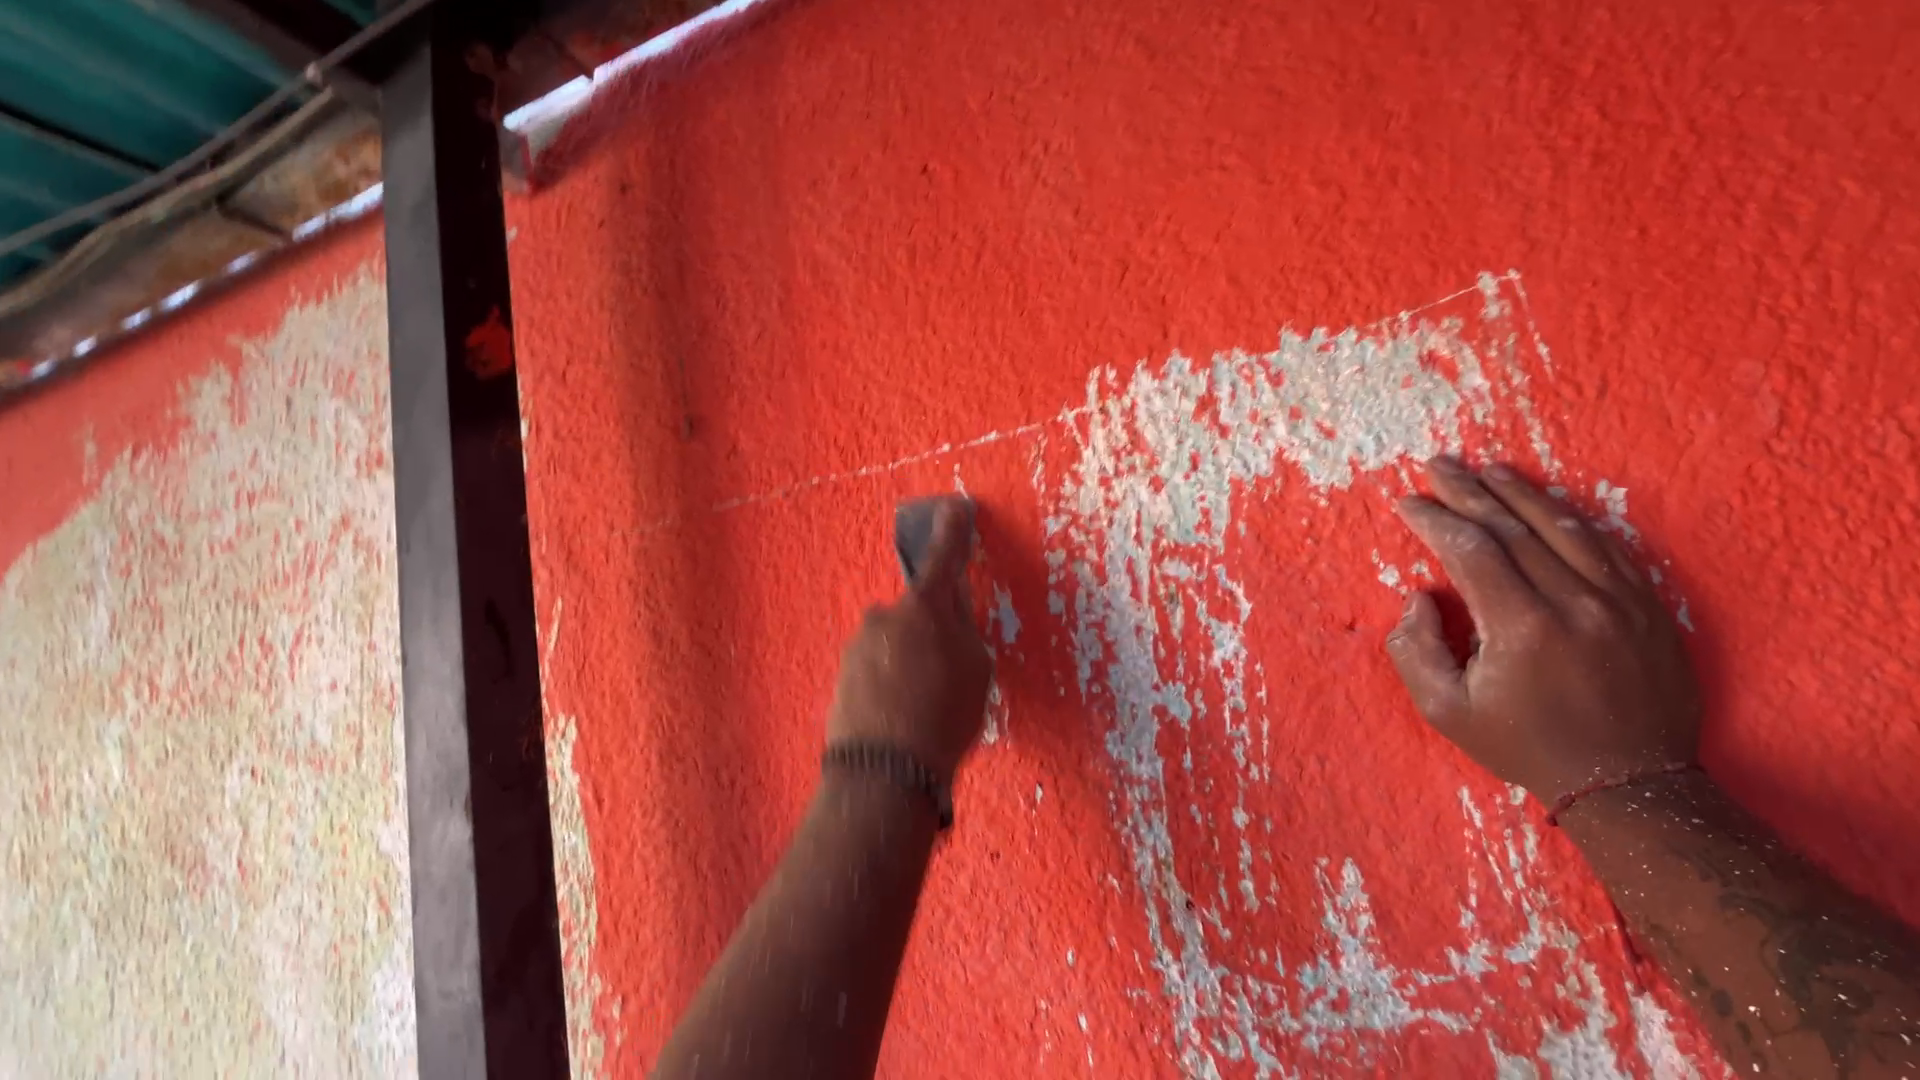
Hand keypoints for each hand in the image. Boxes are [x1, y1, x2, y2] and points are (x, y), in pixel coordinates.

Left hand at [827, 497, 993, 782]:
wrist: (884, 772)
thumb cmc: (944, 716)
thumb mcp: (976, 670)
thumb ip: (963, 629)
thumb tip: (951, 607)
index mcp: (923, 608)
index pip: (945, 558)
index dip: (953, 532)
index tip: (954, 507)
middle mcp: (884, 616)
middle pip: (916, 613)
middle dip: (931, 632)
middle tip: (947, 676)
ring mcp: (858, 644)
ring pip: (894, 643)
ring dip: (908, 662)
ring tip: (921, 708)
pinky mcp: (841, 674)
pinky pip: (875, 668)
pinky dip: (889, 683)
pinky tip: (899, 716)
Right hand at [1385, 458, 1700, 804]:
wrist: (1630, 781)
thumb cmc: (1525, 745)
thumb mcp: (1446, 712)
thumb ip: (1415, 650)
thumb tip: (1418, 597)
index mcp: (1521, 627)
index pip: (1471, 549)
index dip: (1434, 519)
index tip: (1407, 501)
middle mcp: (1574, 601)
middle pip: (1514, 527)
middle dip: (1468, 491)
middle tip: (1437, 464)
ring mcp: (1620, 600)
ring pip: (1564, 525)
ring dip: (1520, 492)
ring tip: (1488, 468)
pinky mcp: (1649, 606)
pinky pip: (1608, 545)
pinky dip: (1570, 516)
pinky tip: (1548, 502)